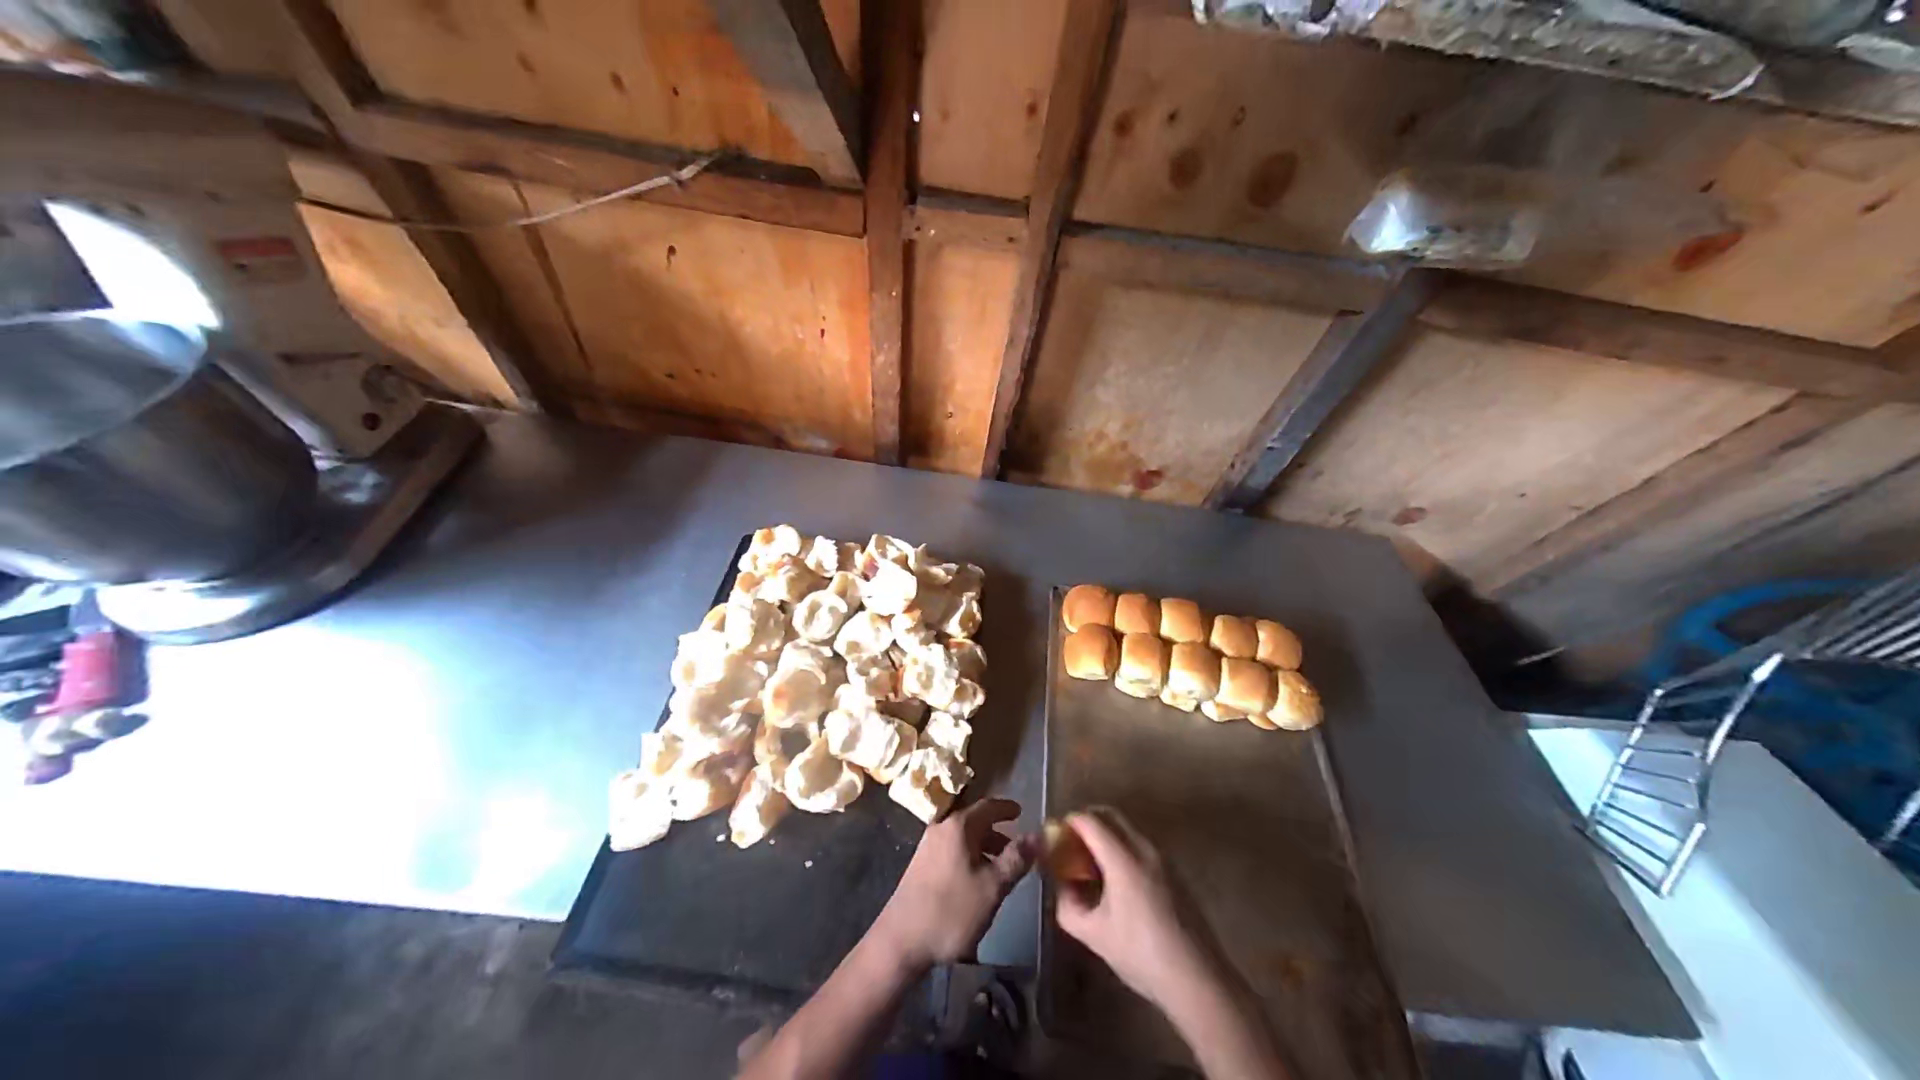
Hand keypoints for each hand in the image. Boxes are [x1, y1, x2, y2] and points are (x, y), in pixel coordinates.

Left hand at [872, 797, 1036, 969]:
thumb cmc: (951, 911)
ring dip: (984, 848)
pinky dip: (969, 857)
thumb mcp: (992, 887)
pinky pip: (952, 851)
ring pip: (963, 839)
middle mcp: (940, 829)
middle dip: (998, 833)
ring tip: (1001, 868)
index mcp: (958, 827)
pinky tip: (977, 880)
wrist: (901, 941)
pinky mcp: (920, 866)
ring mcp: (927, 847)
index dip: (1007, 808)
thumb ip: (1016, 859)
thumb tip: (1038, 835)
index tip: (1022, 812)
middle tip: (1018, 848)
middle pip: (974, 822)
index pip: (987, 806)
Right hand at [1052, 809, 1223, 1013]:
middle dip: (1087, 822)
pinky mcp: (1175, 873)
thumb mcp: (1093, 934)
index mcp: (1123, 859)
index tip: (1054, 836)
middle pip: (1111, 816)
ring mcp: (1164, 860)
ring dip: (1106, 835)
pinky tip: (1117, 882)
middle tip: (1070, 844)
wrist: (1198, 980)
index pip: (1090, 821)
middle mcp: (1145, 850)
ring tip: (1090, 865)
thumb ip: (1068, 904)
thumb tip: (1062, 886)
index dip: (1068, 822)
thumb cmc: (1140, 955)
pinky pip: (1141, 846)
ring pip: (1128, 830)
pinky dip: (1122, 848)